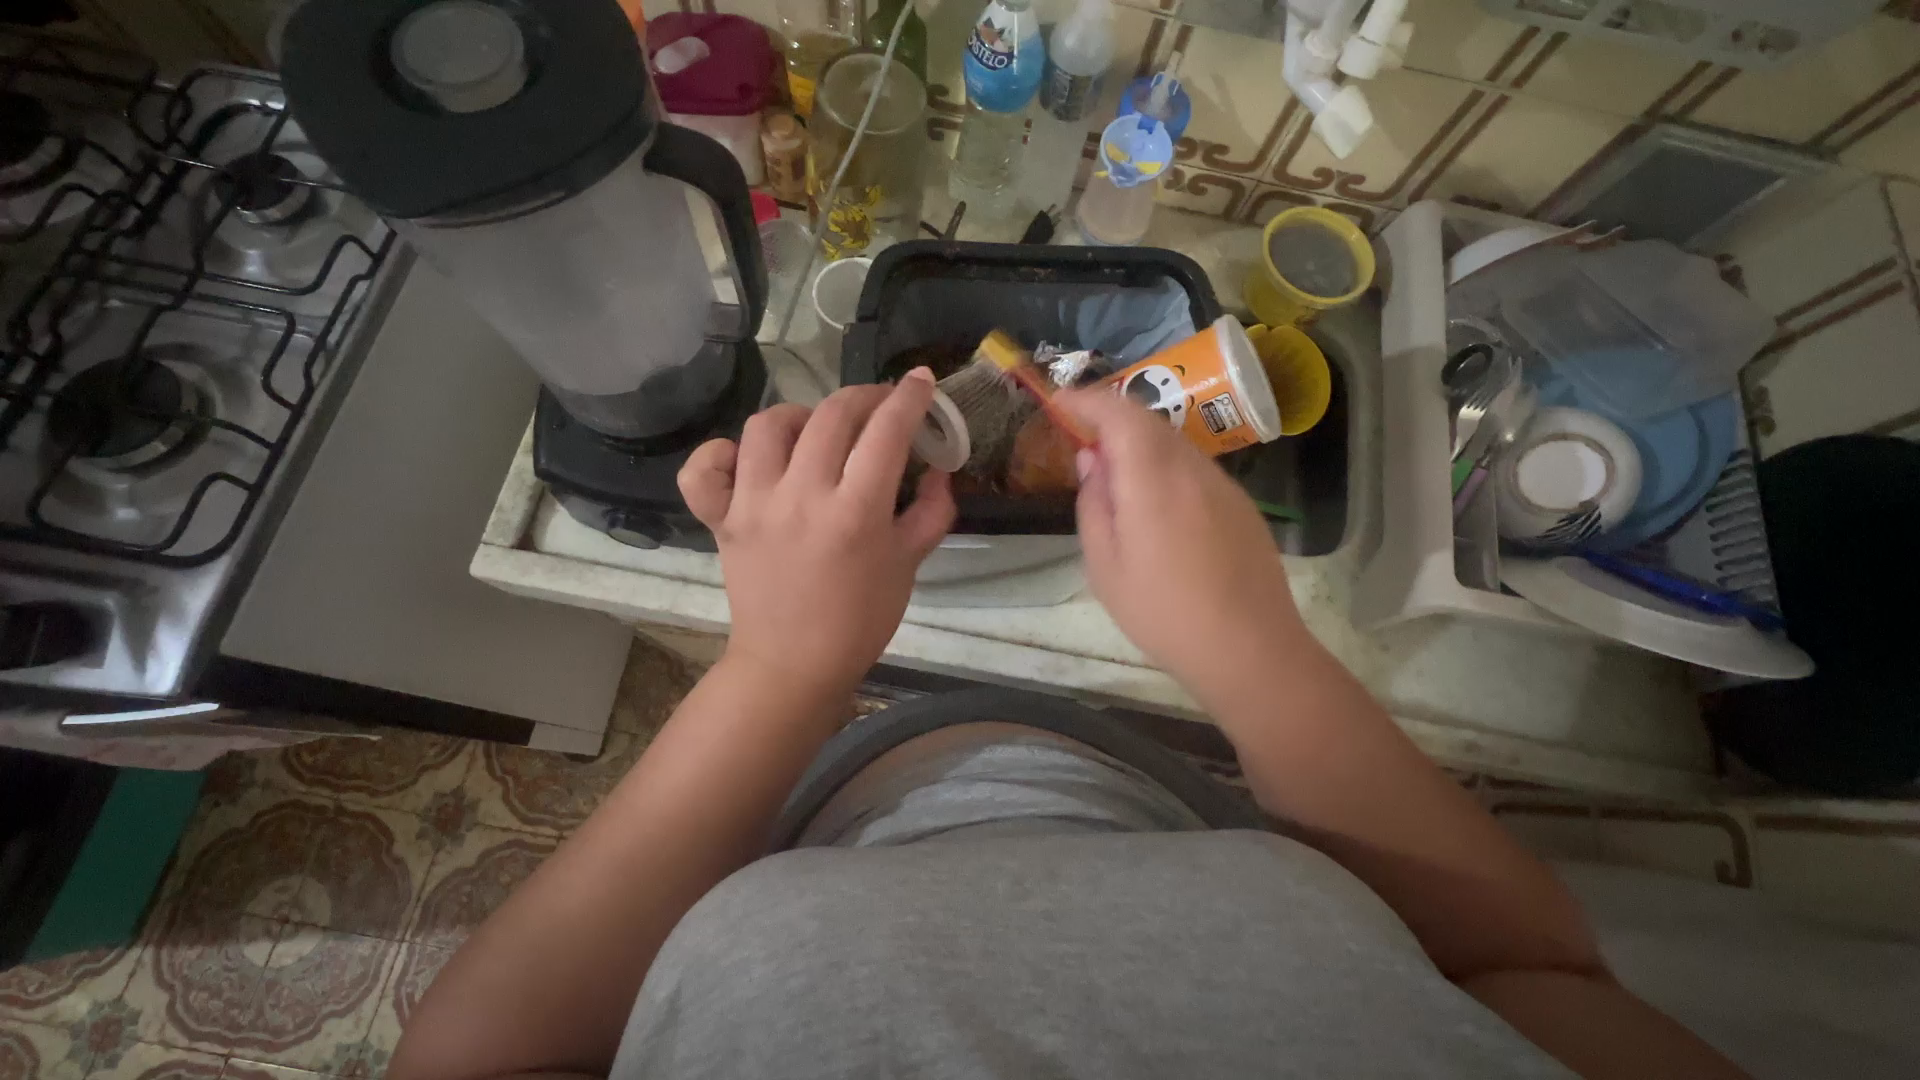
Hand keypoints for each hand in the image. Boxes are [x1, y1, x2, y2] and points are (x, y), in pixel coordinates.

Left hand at [678, 371, 955, 695]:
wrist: (793, 665)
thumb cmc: (860, 620)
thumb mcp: (909, 565)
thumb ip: (931, 512)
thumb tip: (939, 471)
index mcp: (856, 512)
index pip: (886, 431)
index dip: (910, 397)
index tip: (921, 381)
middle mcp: (802, 497)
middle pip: (832, 415)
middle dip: (865, 397)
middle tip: (880, 408)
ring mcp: (754, 506)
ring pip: (769, 425)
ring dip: (800, 414)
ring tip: (816, 432)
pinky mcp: (721, 520)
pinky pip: (705, 469)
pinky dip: (721, 454)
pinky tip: (746, 461)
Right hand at [1055, 388, 1305, 698]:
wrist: (1250, 649)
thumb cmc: (1163, 613)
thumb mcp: (1104, 566)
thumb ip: (1094, 503)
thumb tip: (1092, 460)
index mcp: (1152, 477)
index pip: (1118, 411)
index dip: (1085, 399)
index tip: (1059, 404)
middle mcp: (1191, 467)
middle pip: (1148, 421)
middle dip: (1110, 420)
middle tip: (1081, 443)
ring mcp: (1222, 484)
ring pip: (1173, 444)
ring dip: (1139, 445)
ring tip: (1116, 481)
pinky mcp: (1241, 505)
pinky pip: (1194, 469)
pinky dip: (1165, 468)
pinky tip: (1158, 510)